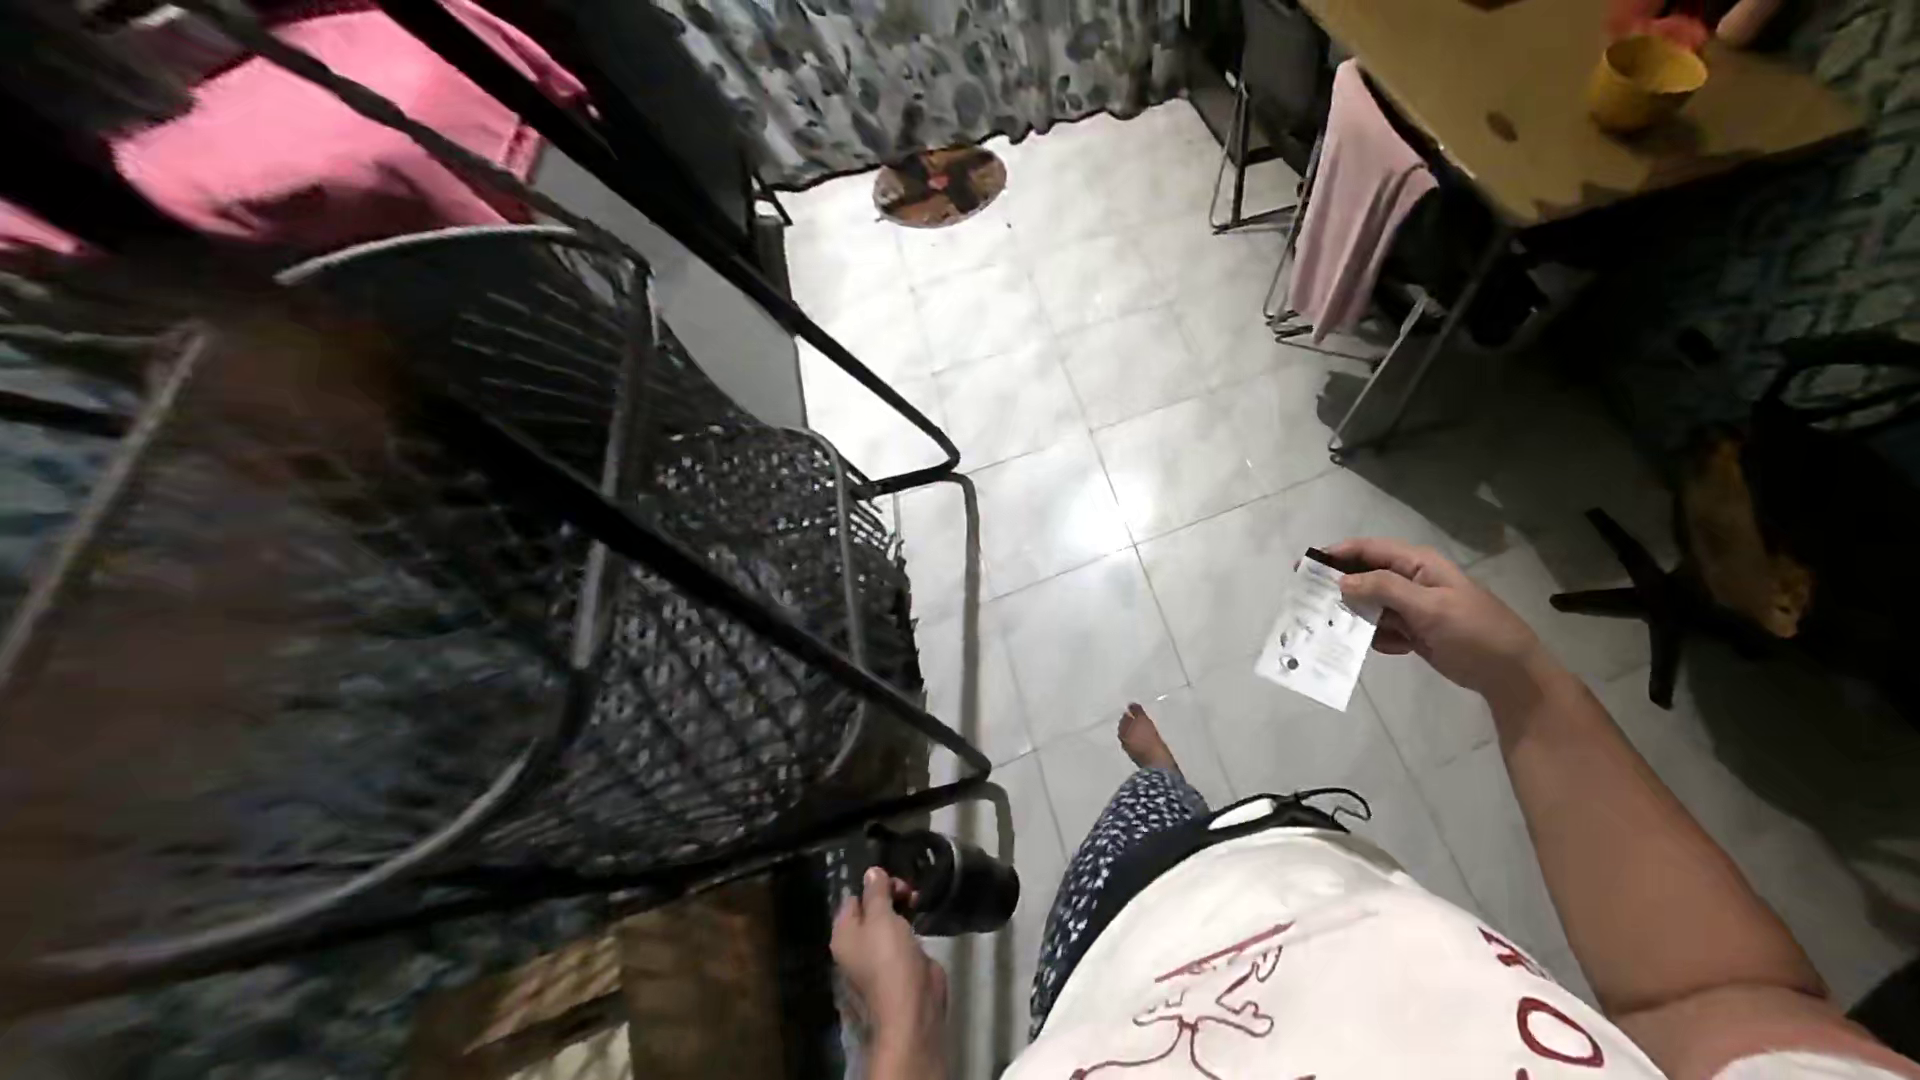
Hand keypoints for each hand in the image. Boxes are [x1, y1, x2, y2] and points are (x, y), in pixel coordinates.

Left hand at [832, 867, 947, 1076]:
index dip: (872, 886)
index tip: (892, 879)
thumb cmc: (889, 959)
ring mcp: (880, 955)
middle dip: (889, 893)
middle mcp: (857, 945)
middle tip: (908, 890)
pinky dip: (911, 922)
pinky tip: (922, 913)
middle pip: (871, 907)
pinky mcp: (901, 962)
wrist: (913, 1008)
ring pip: (888, 919)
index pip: (853, 898)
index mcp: (844, 935)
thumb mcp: (881, 918)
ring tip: (917, 898)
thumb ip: (876, 892)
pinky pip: (903, 933)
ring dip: (902, 906)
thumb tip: (871, 871)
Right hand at [1328, 537, 1561, 702]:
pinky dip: (1376, 637)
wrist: (1511, 675)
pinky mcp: (1411, 629)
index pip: (1368, 549)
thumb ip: (1384, 588)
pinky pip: (1379, 627)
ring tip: (1341, 630)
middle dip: (1340, 588)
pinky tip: (1386, 647)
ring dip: (1355, 616)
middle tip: (1313, 602)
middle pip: (1363, 575)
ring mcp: (1411, 606)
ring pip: (1368, 603)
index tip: (1304, 567)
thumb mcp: (1430, 607)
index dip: (1335, 554)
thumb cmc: (1475, 633)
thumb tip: (1341, 581)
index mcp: (1418, 564)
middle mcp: (1411, 580)